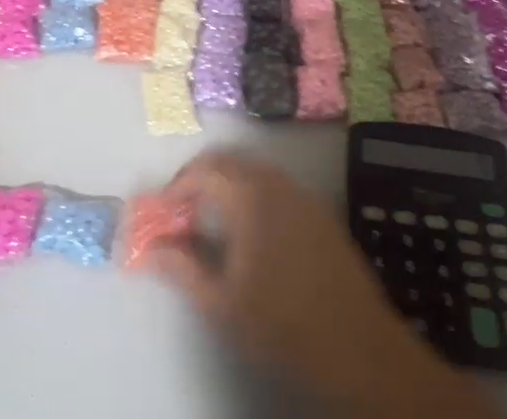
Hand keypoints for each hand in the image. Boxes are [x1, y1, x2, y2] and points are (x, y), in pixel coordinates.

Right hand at [150, 151, 498, 418]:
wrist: (356, 344)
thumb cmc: (282, 324)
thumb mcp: (221, 302)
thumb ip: (182, 268)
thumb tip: (150, 249)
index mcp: (250, 199)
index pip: (202, 172)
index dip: (175, 189)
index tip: (160, 214)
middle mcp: (278, 186)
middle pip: (229, 161)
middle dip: (199, 178)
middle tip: (180, 212)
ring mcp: (304, 197)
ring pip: (255, 171)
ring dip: (227, 183)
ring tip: (210, 220)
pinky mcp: (321, 213)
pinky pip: (278, 186)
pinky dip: (253, 192)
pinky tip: (249, 231)